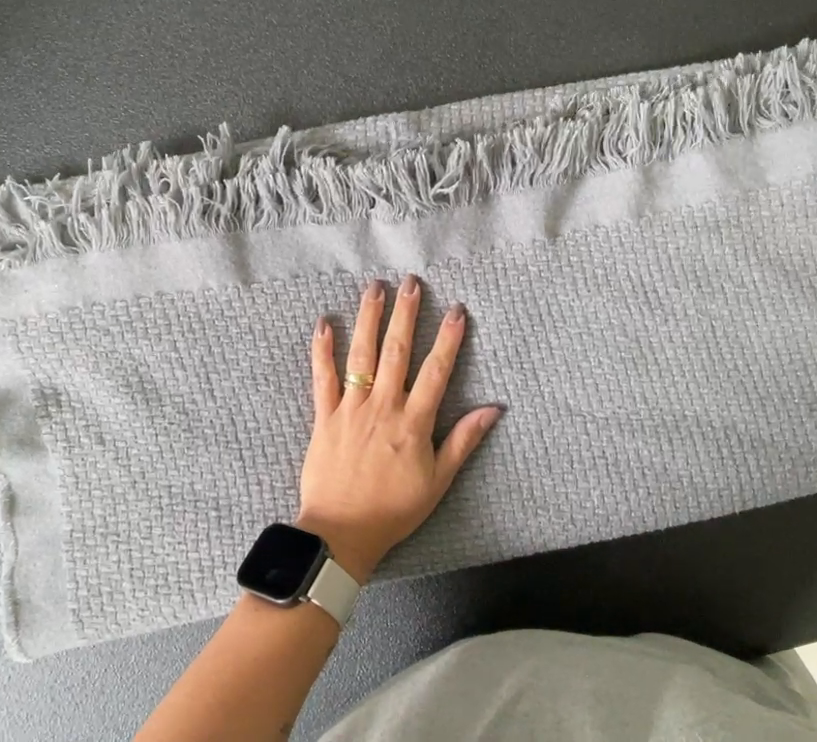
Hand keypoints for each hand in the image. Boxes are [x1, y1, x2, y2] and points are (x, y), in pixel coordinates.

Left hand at [296, 276, 500, 582]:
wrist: (341, 534)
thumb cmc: (394, 510)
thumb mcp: (438, 480)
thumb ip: (464, 440)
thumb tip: (494, 409)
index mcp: (413, 422)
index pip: (436, 370)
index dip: (448, 339)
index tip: (457, 310)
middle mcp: (383, 407)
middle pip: (397, 352)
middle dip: (406, 314)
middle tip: (412, 282)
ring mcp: (351, 410)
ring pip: (361, 355)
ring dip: (369, 319)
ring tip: (375, 288)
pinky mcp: (324, 418)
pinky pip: (323, 378)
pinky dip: (323, 350)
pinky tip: (325, 323)